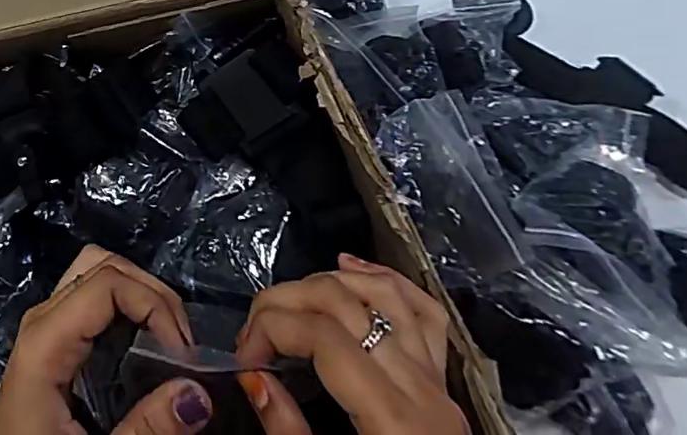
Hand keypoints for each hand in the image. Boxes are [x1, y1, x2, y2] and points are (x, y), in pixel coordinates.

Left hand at [0, 245, 206, 434]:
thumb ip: (146, 428)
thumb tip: (198, 392)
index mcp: (45, 340)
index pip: (106, 281)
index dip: (153, 303)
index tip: (185, 355)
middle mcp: (42, 319)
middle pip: (101, 266)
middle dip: (151, 293)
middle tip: (185, 346)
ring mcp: (45, 325)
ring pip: (95, 273)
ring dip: (140, 293)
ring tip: (172, 341)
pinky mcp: (53, 340)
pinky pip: (91, 299)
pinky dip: (125, 305)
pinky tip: (147, 343)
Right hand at [233, 253, 466, 434]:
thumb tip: (252, 376)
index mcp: (397, 423)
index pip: (323, 335)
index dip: (271, 328)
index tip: (242, 356)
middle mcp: (425, 392)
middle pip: (345, 303)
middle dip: (285, 301)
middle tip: (253, 334)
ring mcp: (440, 384)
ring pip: (382, 294)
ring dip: (325, 282)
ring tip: (287, 302)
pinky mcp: (444, 386)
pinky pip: (422, 313)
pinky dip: (383, 280)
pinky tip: (348, 268)